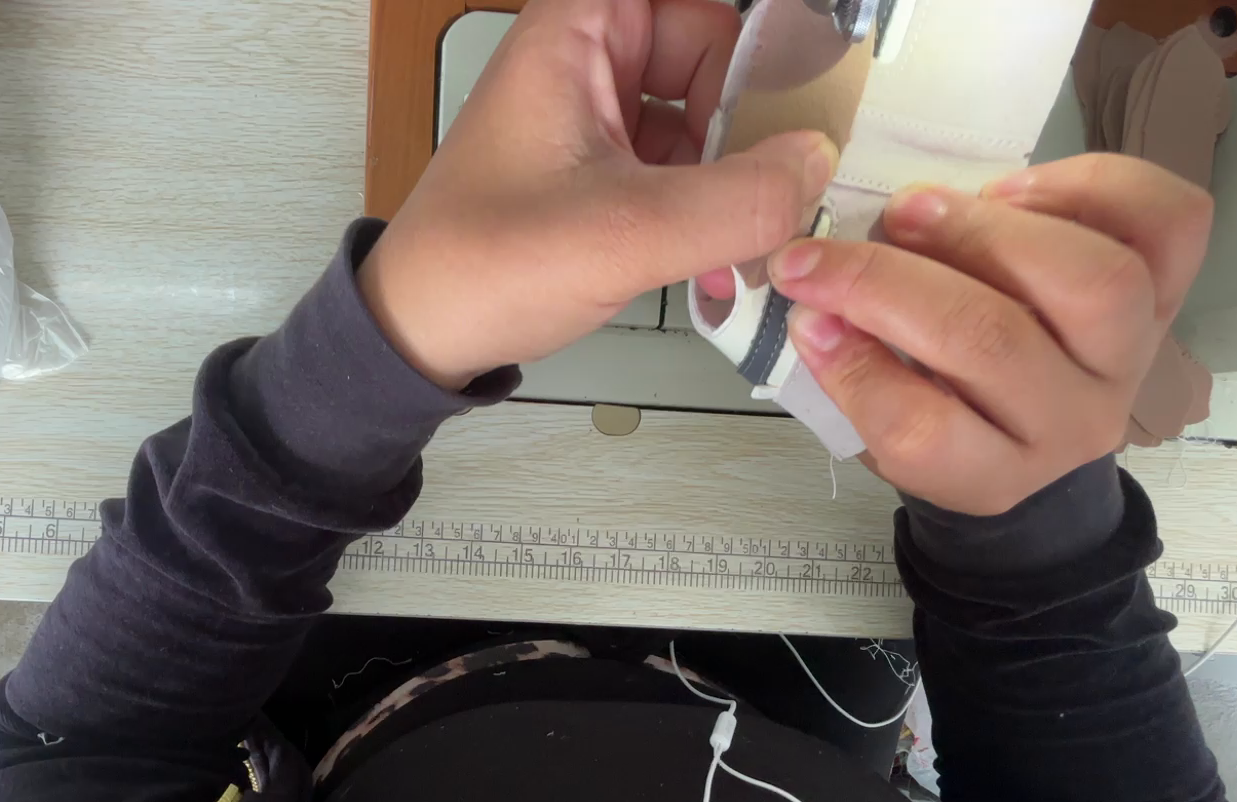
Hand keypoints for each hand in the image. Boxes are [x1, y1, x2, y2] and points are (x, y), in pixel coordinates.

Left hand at [361, 0, 838, 388]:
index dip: (764, 55)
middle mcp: (585, 66)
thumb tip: (815, 167)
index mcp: (579, 31)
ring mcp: (588, 128)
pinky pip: (668, 176)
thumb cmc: (481, 268)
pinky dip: (697, 215)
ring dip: (727, 186)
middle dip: (747, 136)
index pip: (709, 12)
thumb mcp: (624, 232)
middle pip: (710, 66)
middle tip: (775, 199)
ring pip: (693, 129)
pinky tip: (712, 262)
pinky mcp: (590, 182)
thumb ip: (735, 200)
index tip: (805, 117)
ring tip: (743, 246)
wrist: (420, 335)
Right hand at [767, 154, 1213, 515]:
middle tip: (822, 253)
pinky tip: (1008, 190)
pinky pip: (1167, 224)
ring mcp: (1131, 357)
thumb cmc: (942, 433)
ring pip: (1088, 280)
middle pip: (990, 342)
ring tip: (912, 208)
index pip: (919, 428)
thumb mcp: (881, 439)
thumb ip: (857, 381)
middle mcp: (1071, 424)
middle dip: (888, 285)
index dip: (852, 367)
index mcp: (988, 475)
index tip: (799, 313)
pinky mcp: (1169, 295)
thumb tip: (816, 306)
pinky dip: (1091, 188)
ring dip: (984, 231)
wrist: (1034, 440)